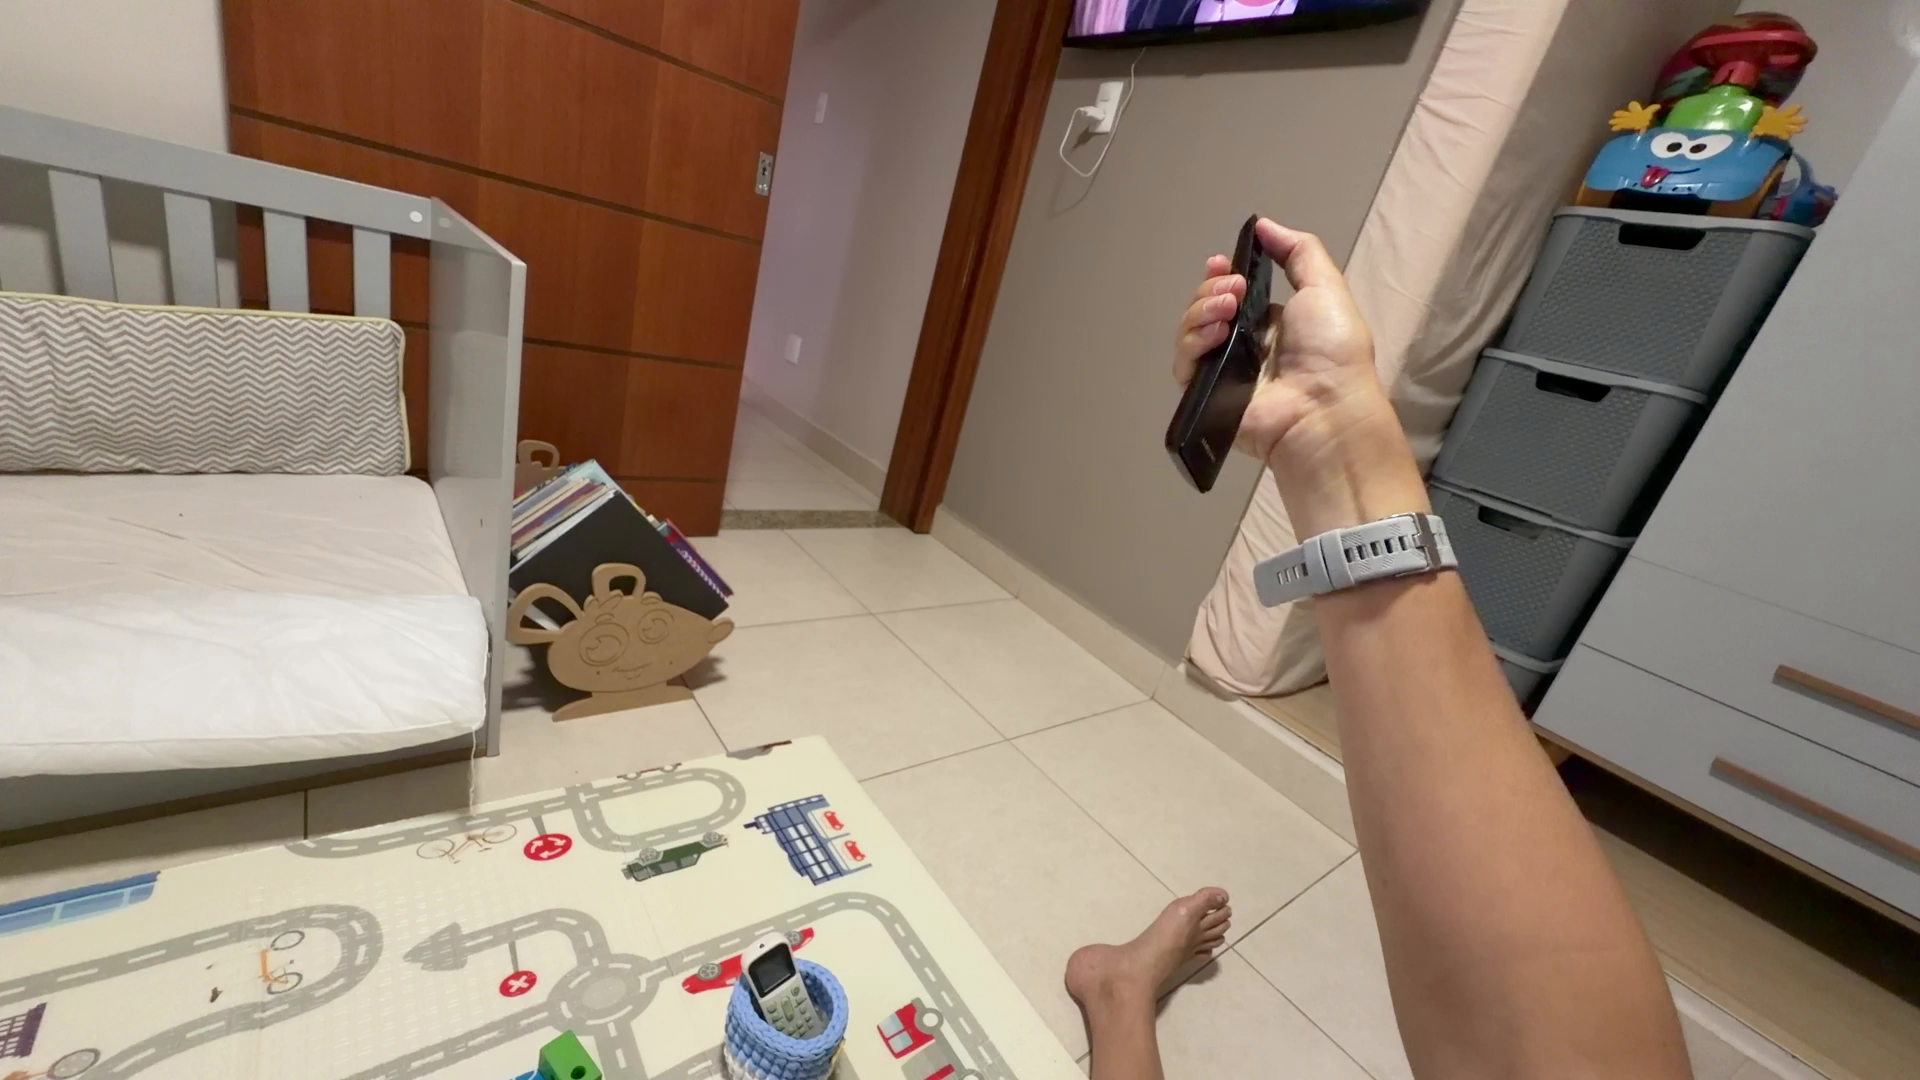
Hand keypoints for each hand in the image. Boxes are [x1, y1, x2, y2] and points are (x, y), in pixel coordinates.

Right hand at [1172, 219, 1425, 533]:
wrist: (1322, 406)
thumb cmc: (1331, 349)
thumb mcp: (1324, 287)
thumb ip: (1297, 251)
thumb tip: (1262, 226)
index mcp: (1266, 324)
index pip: (1228, 294)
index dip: (1218, 276)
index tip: (1220, 262)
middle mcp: (1239, 346)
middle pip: (1204, 308)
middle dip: (1212, 290)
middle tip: (1235, 291)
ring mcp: (1220, 371)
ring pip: (1189, 332)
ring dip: (1201, 311)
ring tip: (1228, 310)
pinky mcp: (1203, 394)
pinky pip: (1183, 364)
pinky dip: (1193, 343)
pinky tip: (1216, 335)